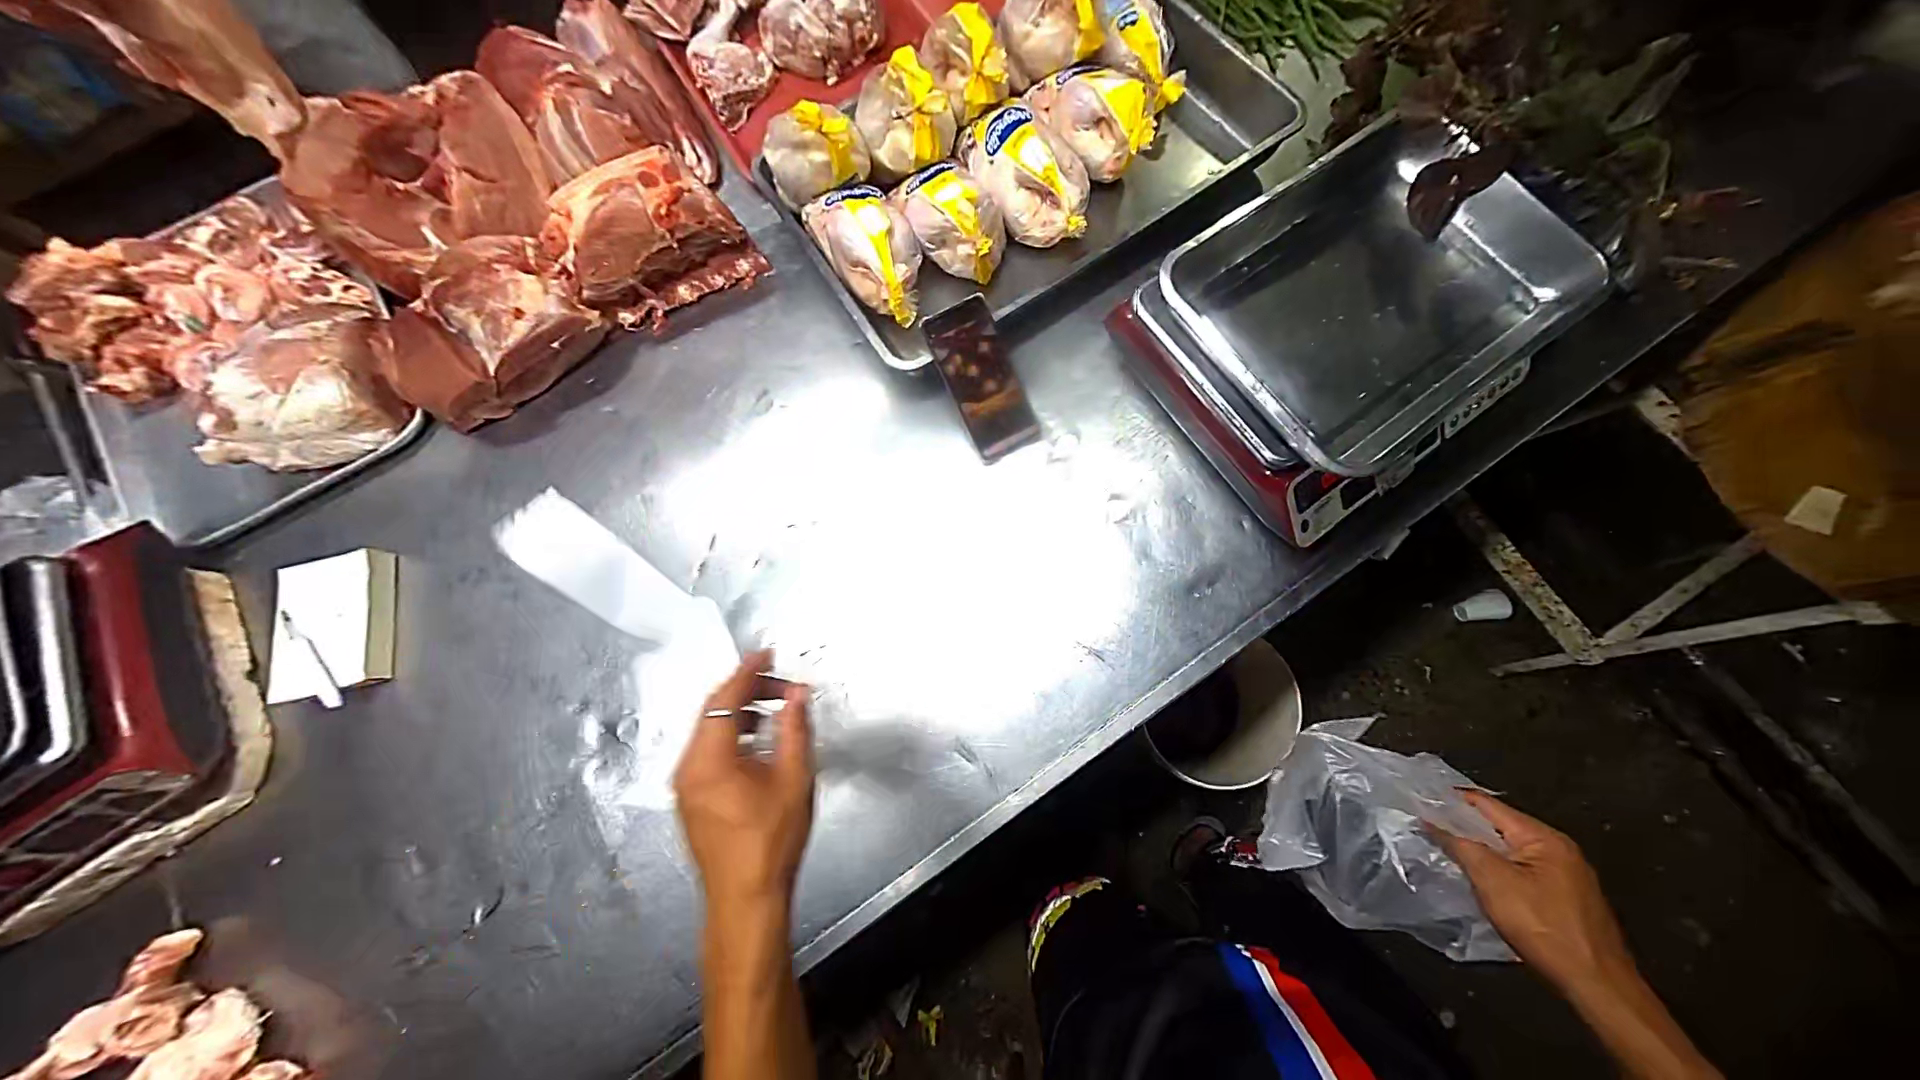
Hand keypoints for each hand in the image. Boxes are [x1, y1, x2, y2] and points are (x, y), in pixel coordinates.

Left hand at [674, 650, 815, 921]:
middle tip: (783, 684)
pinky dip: (733, 734)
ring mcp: (686, 785)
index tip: (767, 654)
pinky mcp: (692, 799)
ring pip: (710, 732)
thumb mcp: (794, 777)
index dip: (748, 672)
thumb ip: (794, 728)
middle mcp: (688, 768)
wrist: (747, 896)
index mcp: (708, 759)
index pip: (724, 700)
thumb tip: (797, 692)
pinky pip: (709, 751)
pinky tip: (759, 739)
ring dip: (742, 713)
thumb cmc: (771, 839)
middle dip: (748, 690)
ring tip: (777, 707)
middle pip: (714, 712)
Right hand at [1431, 791, 1633, 993]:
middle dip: (1462, 826)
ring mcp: (1565, 875)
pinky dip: (1495, 868)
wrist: (1596, 986)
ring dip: (1478, 849)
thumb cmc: (1542, 926)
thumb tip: (1432, 822)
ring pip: (1509, 850)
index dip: (1451, 799)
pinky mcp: (1565, 898)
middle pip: (1499, 826)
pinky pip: (1520, 870)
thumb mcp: (1491, 879)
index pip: (1487, 805)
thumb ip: (1459, 845)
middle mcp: (1559, 850)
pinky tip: (1477, 878)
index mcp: (1544, 838)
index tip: (1419, 799)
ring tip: (1443, 849)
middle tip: (1424, 825)